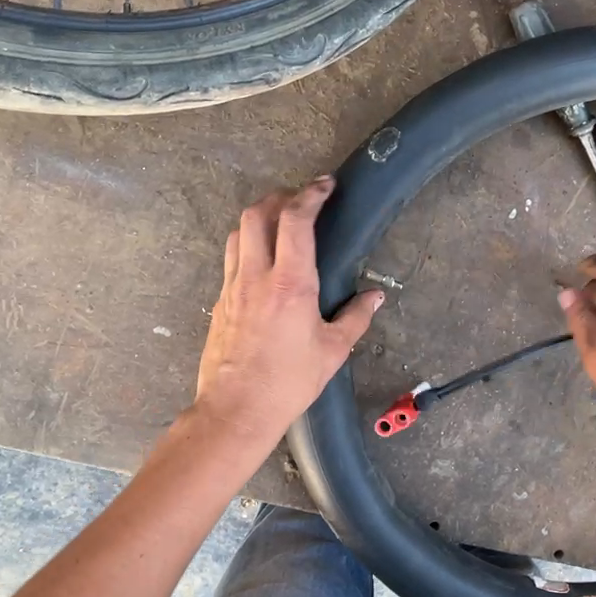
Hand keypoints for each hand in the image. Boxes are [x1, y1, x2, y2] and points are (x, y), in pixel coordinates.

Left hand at [192, 178, 382, 440]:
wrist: (235, 411)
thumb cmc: (288, 382)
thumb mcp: (333, 351)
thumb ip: (356, 317)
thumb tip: (375, 297)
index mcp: (291, 284)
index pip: (295, 220)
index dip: (310, 195)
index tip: (324, 185)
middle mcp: (257, 277)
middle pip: (257, 214)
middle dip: (279, 197)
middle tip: (300, 200)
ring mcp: (233, 288)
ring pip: (237, 232)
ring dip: (259, 218)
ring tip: (279, 222)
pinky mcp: (220, 302)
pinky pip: (230, 258)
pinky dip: (246, 244)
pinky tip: (262, 260)